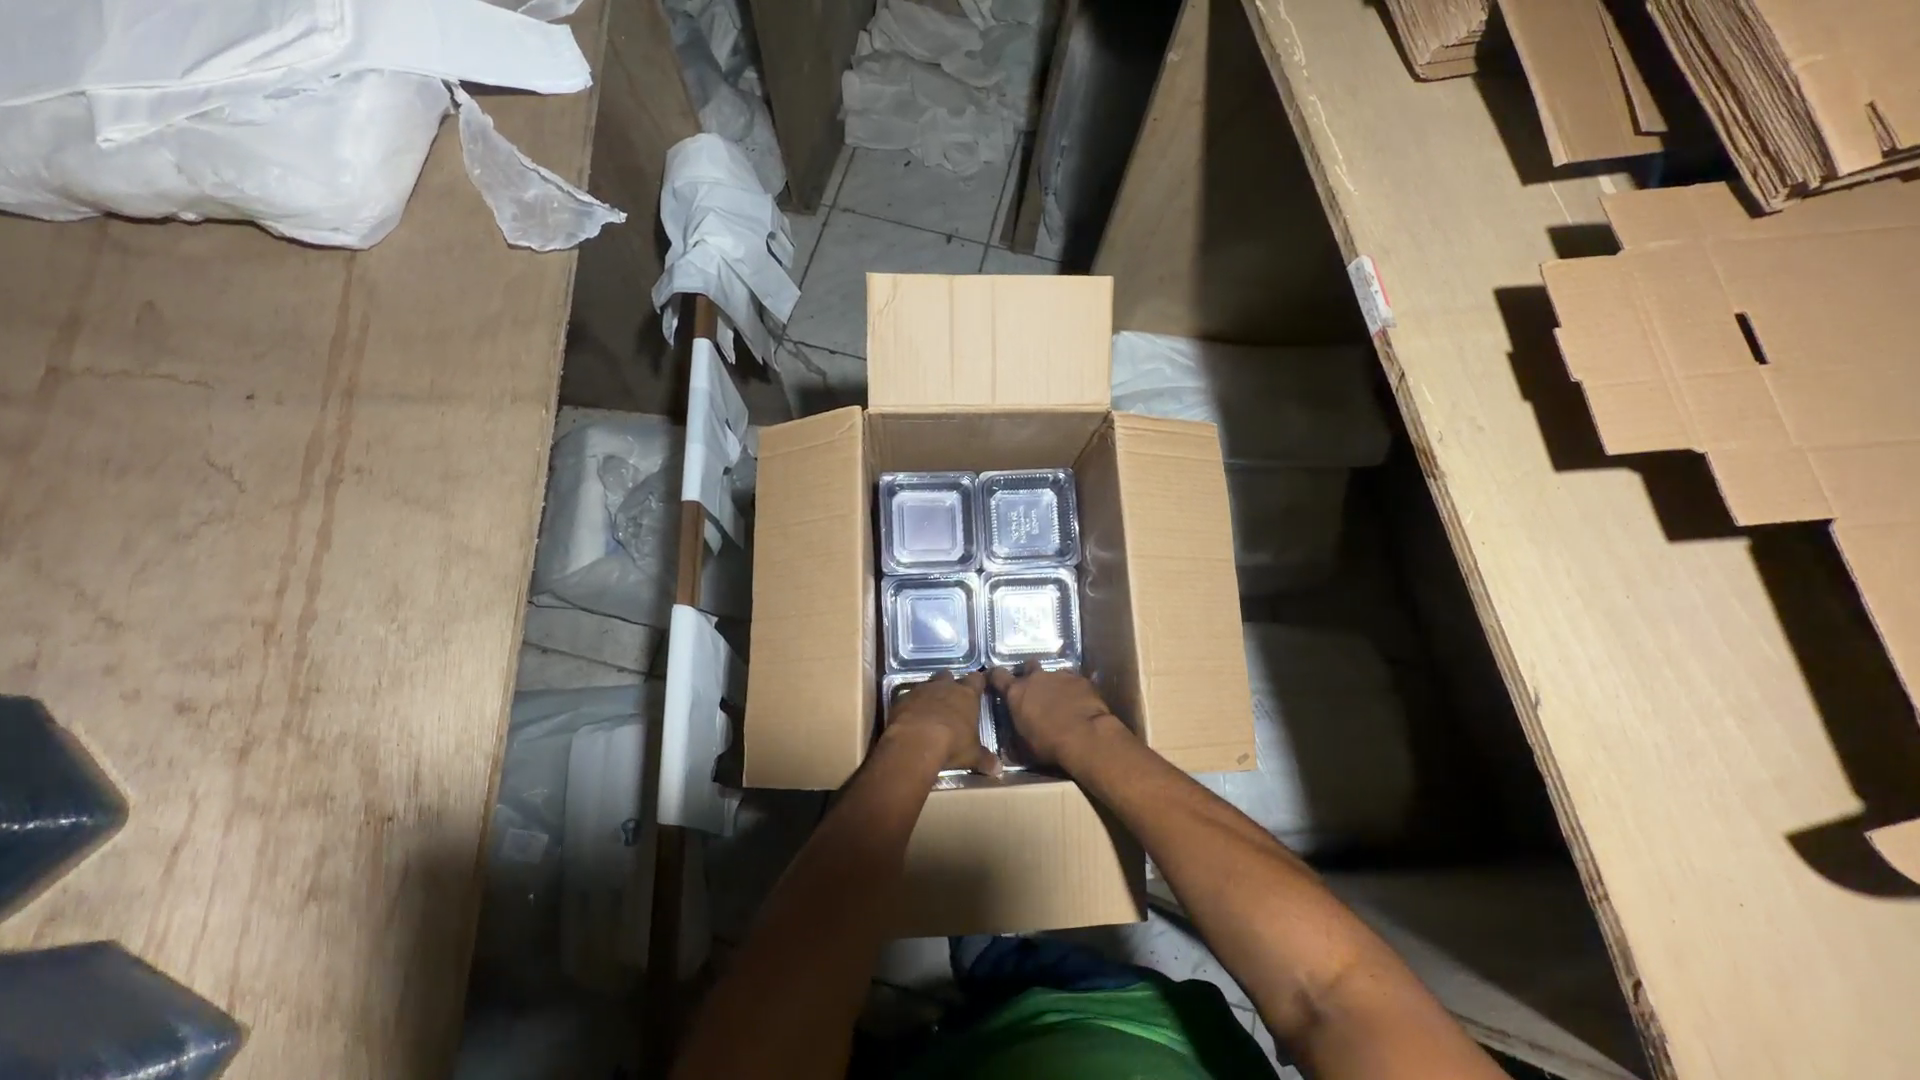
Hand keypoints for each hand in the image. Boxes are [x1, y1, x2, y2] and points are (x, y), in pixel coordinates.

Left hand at [887, 671, 1000, 776]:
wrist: (915, 741)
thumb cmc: (952, 744)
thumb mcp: (972, 754)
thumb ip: (984, 759)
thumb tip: (998, 769)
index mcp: (966, 695)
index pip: (976, 679)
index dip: (977, 682)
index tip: (979, 686)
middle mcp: (944, 686)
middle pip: (948, 676)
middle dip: (950, 684)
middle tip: (951, 698)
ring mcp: (921, 690)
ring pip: (927, 685)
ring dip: (929, 694)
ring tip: (930, 710)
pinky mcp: (902, 699)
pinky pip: (908, 698)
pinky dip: (911, 705)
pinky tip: (911, 718)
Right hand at [988, 662, 1121, 767]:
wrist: (1085, 736)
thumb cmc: (1049, 744)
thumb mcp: (1025, 746)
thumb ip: (1016, 736)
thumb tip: (1011, 746)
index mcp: (1016, 693)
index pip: (998, 676)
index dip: (996, 677)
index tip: (997, 680)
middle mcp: (1035, 678)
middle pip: (1029, 667)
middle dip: (1031, 676)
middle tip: (1035, 692)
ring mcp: (1059, 675)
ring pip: (1053, 675)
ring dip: (1054, 685)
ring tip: (1062, 702)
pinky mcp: (1080, 679)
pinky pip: (1073, 681)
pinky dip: (1074, 690)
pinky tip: (1079, 703)